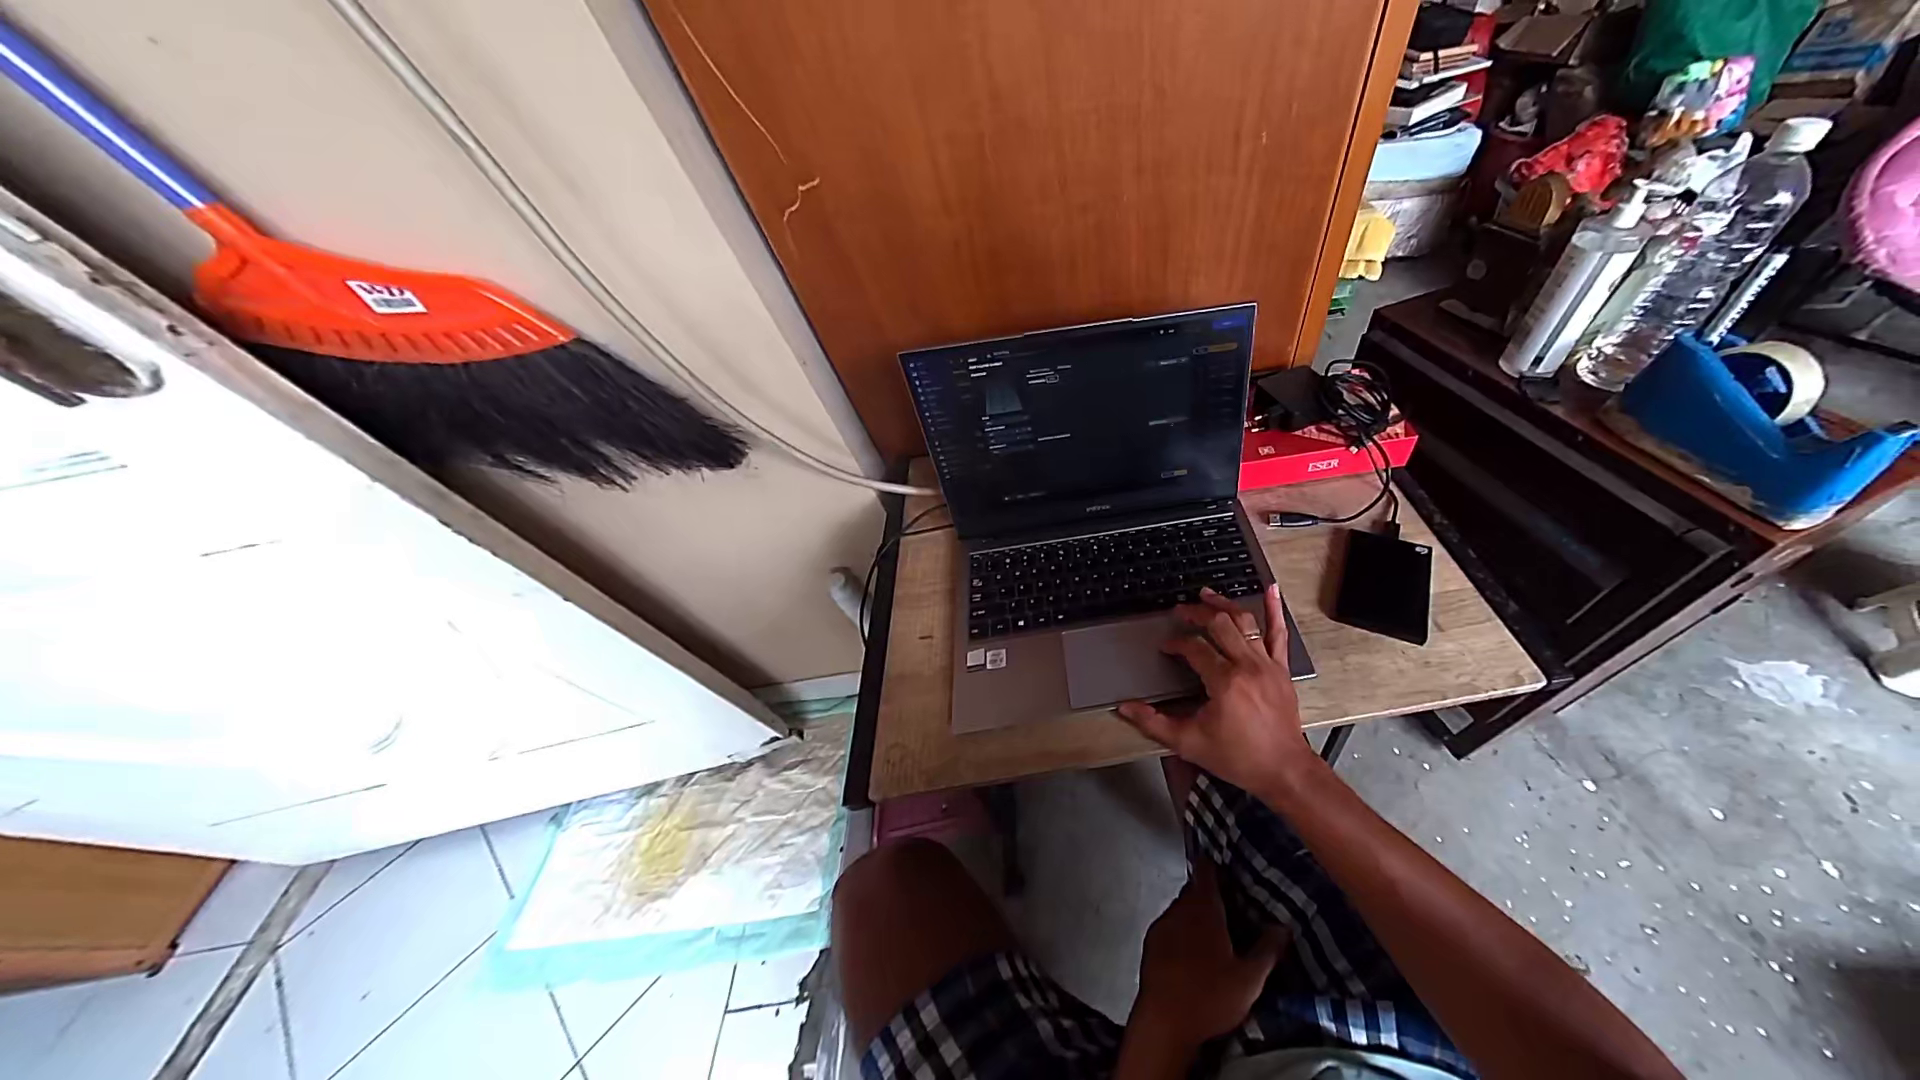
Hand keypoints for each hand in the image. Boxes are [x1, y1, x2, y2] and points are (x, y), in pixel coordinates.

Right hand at [1118, 585, 1316, 797]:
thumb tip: (1126, 708)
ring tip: (1207, 595)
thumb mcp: (1188, 743)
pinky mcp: (1281, 670)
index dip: (1176, 643)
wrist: (1283, 771)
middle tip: (1180, 611)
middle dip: (1196, 613)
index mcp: (1225, 682)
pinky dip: (1274, 610)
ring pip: (1245, 622)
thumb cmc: (1239, 758)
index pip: (1194, 648)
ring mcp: (1268, 665)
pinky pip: (1279, 634)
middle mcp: (1247, 667)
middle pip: (1219, 624)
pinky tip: (1270, 590)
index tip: (1166, 648)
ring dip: (1224, 605)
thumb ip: (1153, 723)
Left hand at [1131, 858, 1286, 1050]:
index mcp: (1204, 909)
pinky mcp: (1151, 941)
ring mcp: (1162, 924)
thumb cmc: (1211, 996)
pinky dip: (1182, 929)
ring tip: (1215, 932)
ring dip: (1195, 913)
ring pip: (1181, 908)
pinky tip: (1192, 950)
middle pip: (1194, 890)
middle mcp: (1179, 908)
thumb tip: (1283, 925)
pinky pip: (1170, 925)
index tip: (1225, 866)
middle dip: (1210, 894)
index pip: (1205, 872)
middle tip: (1230, 907)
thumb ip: (1267, 949)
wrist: (1165, 1019)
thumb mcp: (1249, 978)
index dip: (1214, 865)